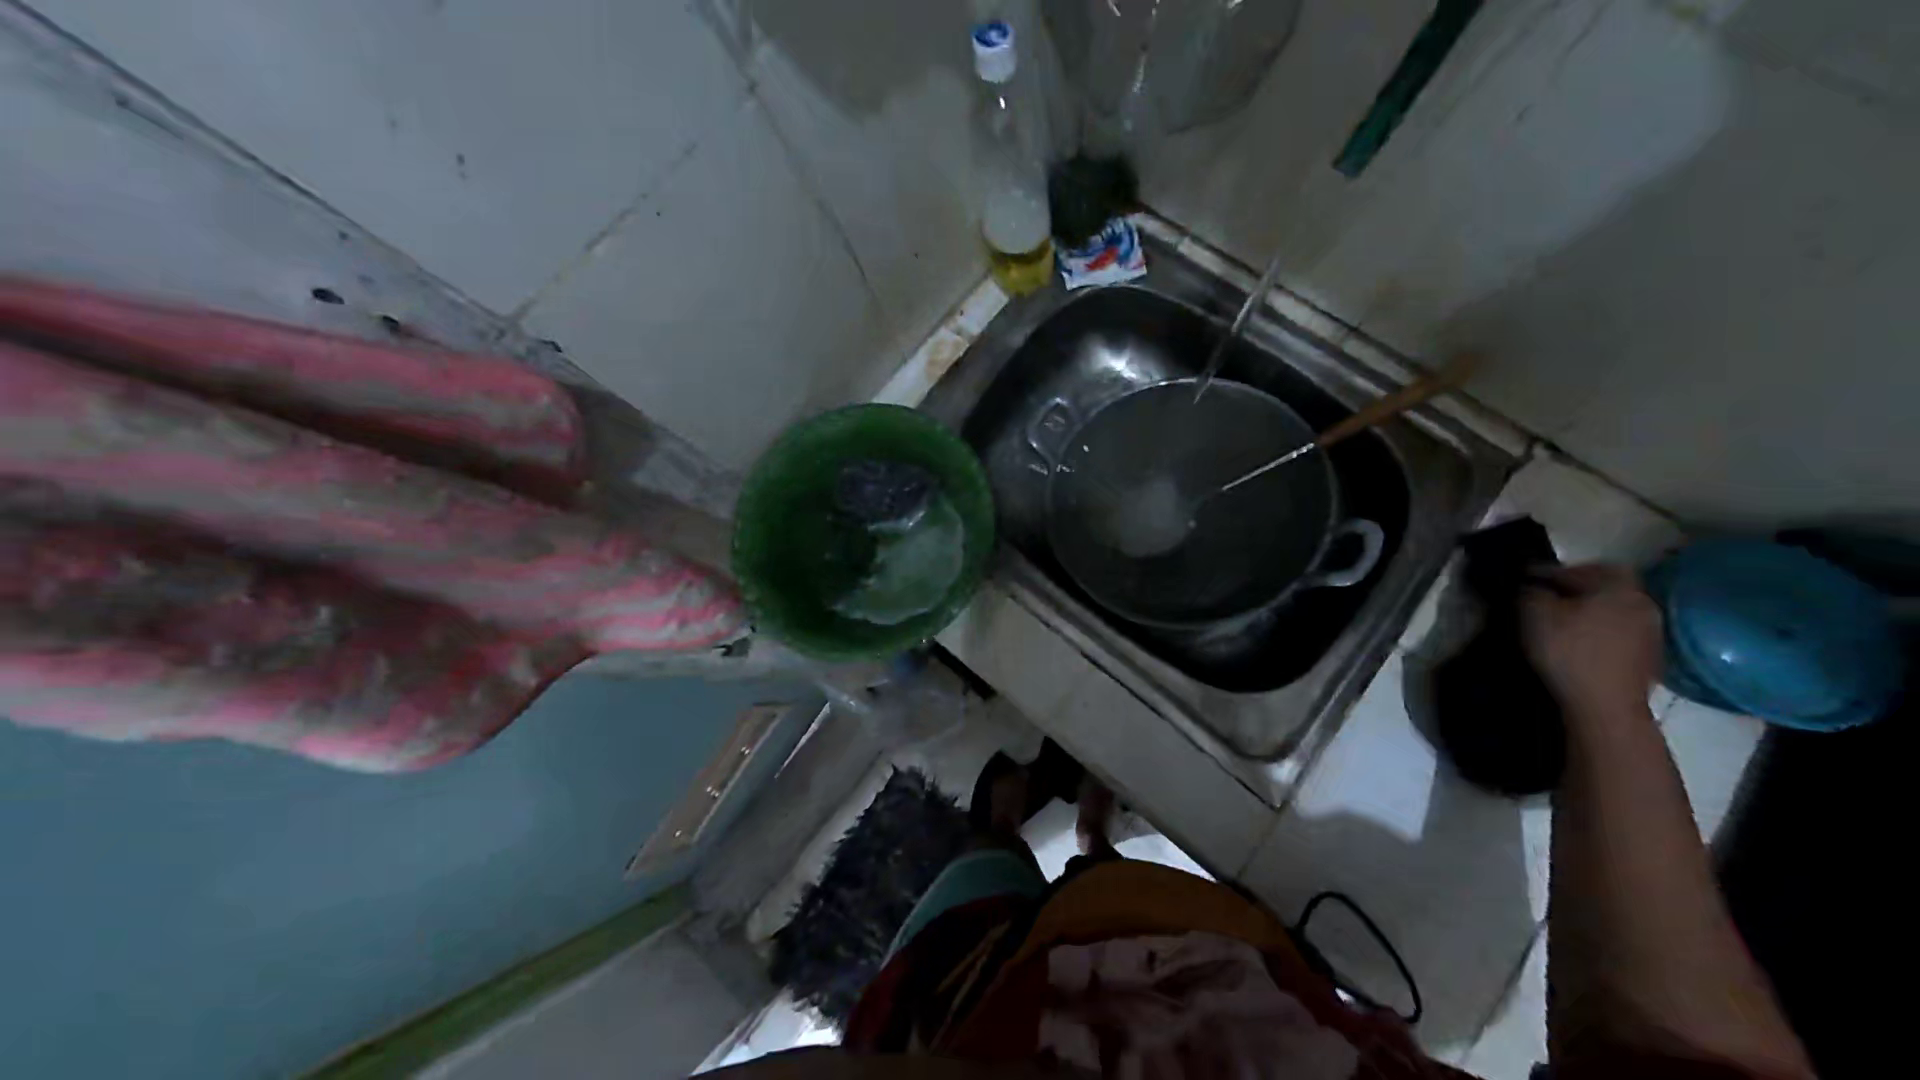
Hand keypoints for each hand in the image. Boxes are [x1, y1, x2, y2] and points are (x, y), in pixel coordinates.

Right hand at [1522, 564, 1663, 720]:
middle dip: (1578, 586)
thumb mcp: (1534, 614)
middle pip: (1608, 584)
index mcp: (1618, 587)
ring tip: (1565, 619)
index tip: (1527, 577)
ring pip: (1617, 608)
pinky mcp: (1650, 655)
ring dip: (1592, 608)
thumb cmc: (1569, 652)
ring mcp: (1652, 631)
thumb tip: (1534, 586)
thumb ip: (1532, 592)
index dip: (1552, 570)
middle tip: (1549, 595)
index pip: (1583, 567)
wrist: (1606, 704)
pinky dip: (1602, 628)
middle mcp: (1642, 603)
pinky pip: (1622, 630)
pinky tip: (1583, 641)